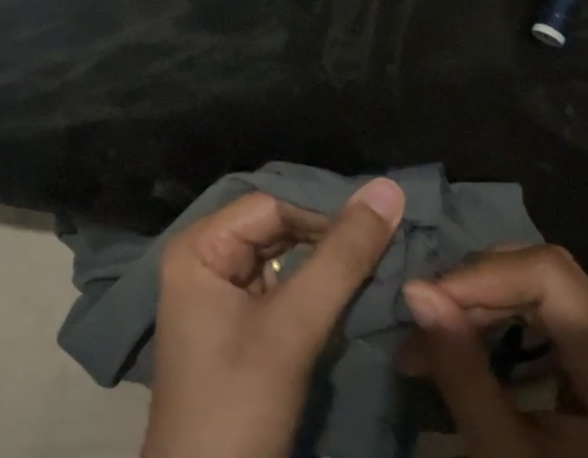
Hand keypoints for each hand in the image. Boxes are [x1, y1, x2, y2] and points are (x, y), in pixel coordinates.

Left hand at [143, 179, 406, 457]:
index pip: (271, 207)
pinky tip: (353, 296)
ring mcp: (219, 298)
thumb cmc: (239, 401)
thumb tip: (389, 187)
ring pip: (283, 262)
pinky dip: (316, 293)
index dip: (324, 215)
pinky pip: (281, 292)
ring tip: (379, 265)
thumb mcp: (292, 327)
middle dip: (328, 239)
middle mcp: (203, 263)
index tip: (381, 228)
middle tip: (388, 244)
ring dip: (327, 266)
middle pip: (276, 231)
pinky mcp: (238, 330)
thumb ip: (341, 257)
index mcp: (198, 249)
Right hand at [402, 245, 587, 457]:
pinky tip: (472, 354)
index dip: (480, 275)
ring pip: (545, 295)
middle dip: (473, 296)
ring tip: (432, 346)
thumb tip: (415, 291)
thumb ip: (462, 372)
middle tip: (417, 334)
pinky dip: (508, 329)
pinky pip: (556, 323)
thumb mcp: (506, 455)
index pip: (548, 272)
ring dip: (482, 311)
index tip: (422, 302)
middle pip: (545, 279)